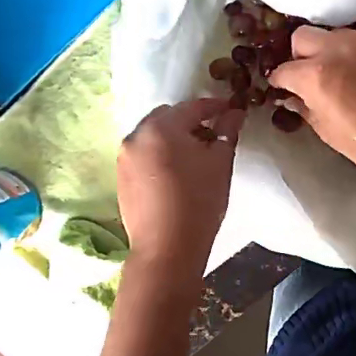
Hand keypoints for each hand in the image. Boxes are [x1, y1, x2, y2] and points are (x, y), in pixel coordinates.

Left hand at [117, 97, 244, 278]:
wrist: (166, 248)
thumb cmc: (199, 203)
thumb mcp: (220, 164)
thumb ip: (227, 132)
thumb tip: (234, 112)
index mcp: (162, 127)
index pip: (193, 106)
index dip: (215, 107)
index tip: (231, 110)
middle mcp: (137, 135)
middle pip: (168, 117)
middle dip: (190, 122)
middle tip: (213, 136)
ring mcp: (124, 157)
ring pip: (153, 136)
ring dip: (173, 139)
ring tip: (194, 157)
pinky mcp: (121, 177)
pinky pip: (144, 155)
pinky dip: (160, 155)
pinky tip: (176, 174)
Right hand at [268, 25, 355, 183]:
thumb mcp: (329, 133)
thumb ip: (306, 108)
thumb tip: (292, 98)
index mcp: (317, 76)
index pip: (284, 70)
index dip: (280, 82)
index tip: (282, 89)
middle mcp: (338, 50)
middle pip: (303, 37)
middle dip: (300, 56)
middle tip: (309, 77)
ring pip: (334, 36)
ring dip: (329, 53)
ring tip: (342, 76)